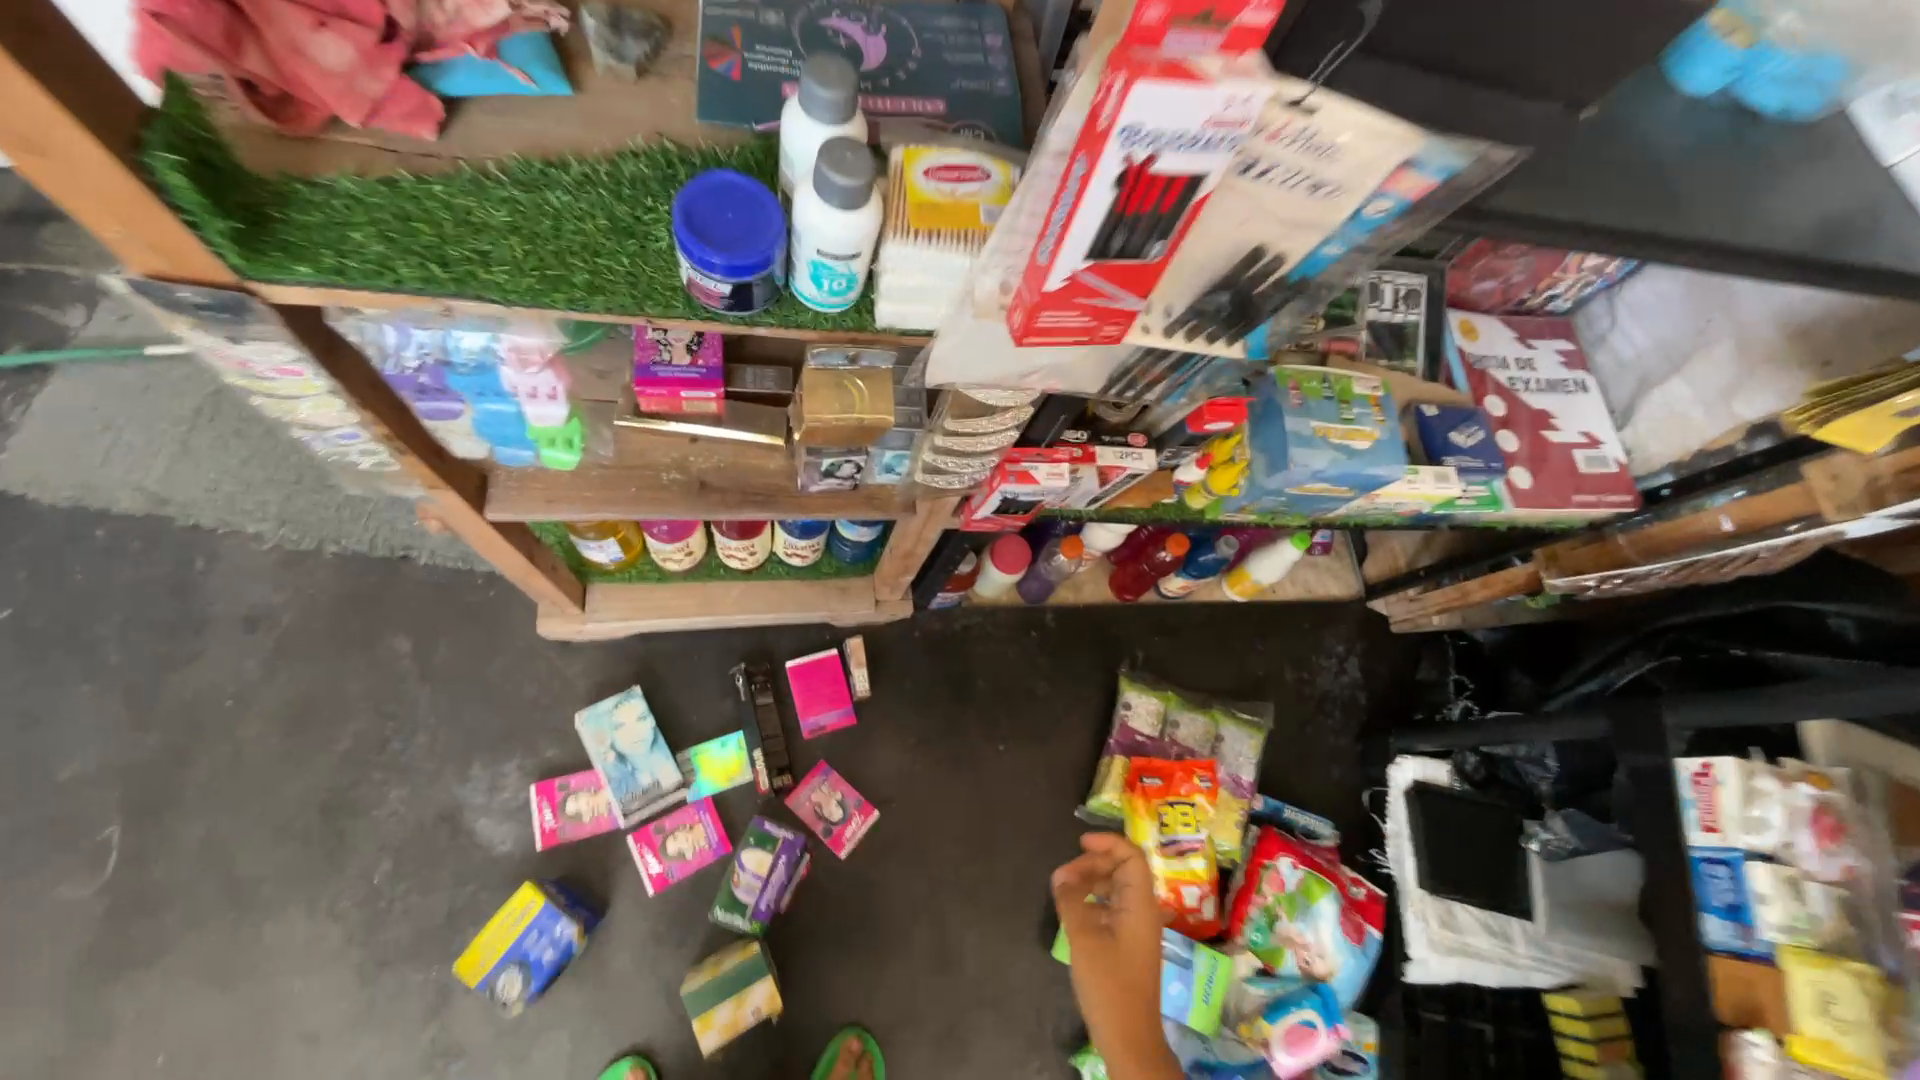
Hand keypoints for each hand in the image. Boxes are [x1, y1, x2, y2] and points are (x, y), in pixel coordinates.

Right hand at [1052, 833, 1181, 1079]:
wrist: (1129, 1036)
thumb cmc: (1109, 986)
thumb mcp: (1084, 938)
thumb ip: (1071, 900)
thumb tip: (1060, 874)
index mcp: (1141, 905)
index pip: (1132, 857)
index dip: (1107, 843)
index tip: (1079, 843)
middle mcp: (1144, 911)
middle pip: (1123, 870)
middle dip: (1093, 864)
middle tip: (1063, 876)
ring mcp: (1138, 929)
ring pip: (1118, 890)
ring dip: (1092, 883)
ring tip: (1064, 890)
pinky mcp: (1129, 944)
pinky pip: (1114, 909)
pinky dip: (1094, 902)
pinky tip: (1074, 912)